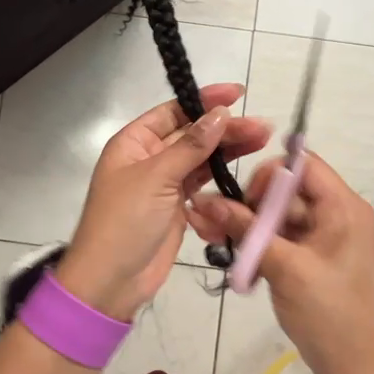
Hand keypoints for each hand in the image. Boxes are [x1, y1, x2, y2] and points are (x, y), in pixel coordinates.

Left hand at [56, 84, 271, 319]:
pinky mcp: (176, 208)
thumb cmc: (125, 222)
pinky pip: (202, 184)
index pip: (172, 112)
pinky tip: (245, 169)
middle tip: (262, 128)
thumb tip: (219, 114)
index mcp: (133, 143)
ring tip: (262, 141)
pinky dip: (221, 176)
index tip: (238, 94)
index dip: (203, 101)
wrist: (112, 279)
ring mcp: (163, 184)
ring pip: (200, 159)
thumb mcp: (156, 178)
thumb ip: (190, 146)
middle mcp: (148, 159)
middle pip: (191, 134)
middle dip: (224, 128)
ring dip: (228, 150)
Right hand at [187, 152, 373, 373]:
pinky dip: (257, 245)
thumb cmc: (326, 311)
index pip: (301, 165)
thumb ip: (244, 229)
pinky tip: (235, 260)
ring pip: (276, 216)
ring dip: (246, 228)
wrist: (348, 363)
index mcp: (343, 207)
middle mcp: (336, 214)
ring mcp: (323, 236)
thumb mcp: (283, 266)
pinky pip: (279, 238)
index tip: (244, 204)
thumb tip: (201, 200)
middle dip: (248, 207)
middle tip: (212, 226)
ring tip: (215, 243)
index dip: (268, 177)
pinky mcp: (311, 256)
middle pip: (284, 191)